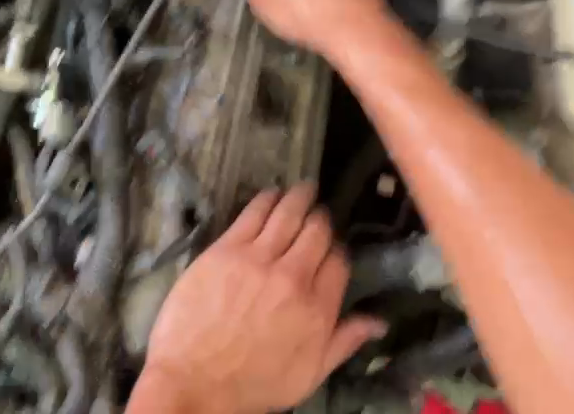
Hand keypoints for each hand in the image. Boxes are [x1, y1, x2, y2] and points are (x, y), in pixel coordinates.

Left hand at [130, 185, 385, 413]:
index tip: (333, 245)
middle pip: (316, 232)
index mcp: (317, 310)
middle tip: (320, 210)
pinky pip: (253, 212)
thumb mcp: (309, 375)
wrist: (195, 379)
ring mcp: (258, 258)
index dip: (338, 250)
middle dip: (321, 219)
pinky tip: (271, 193)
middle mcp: (292, 278)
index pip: (339, 262)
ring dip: (299, 198)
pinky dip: (267, 198)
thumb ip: (344, 342)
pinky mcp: (227, 247)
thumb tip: (378, 321)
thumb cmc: (252, 384)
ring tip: (304, 189)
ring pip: (287, 214)